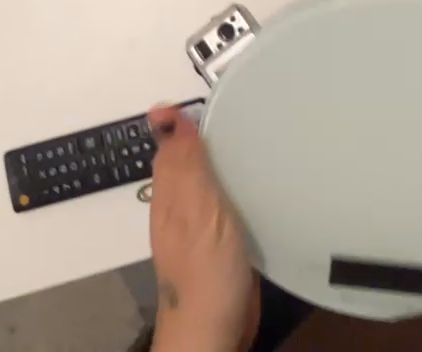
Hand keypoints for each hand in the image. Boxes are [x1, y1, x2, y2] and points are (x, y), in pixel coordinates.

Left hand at [146, 105, 258, 351]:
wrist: (215, 329)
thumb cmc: (206, 268)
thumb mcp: (197, 207)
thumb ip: (184, 161)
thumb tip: (162, 110)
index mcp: (170, 190)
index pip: (173, 141)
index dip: (188, 117)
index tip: (220, 94)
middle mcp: (179, 203)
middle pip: (191, 157)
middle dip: (211, 134)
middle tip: (248, 109)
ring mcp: (199, 224)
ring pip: (210, 179)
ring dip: (228, 159)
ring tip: (259, 138)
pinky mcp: (220, 242)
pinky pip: (226, 202)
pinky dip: (239, 187)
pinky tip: (260, 184)